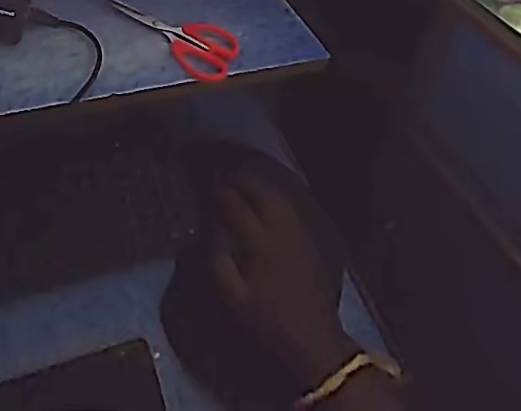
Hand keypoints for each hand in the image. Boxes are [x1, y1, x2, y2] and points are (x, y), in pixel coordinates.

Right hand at [210, 170, 353, 386]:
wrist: (316, 347)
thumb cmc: (269, 324)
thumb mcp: (233, 299)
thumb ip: (217, 260)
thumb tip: (211, 230)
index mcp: (260, 243)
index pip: (234, 204)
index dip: (217, 191)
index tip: (204, 185)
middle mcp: (281, 230)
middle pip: (260, 190)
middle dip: (239, 177)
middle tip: (221, 173)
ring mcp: (299, 234)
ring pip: (277, 195)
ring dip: (257, 182)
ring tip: (240, 178)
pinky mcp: (309, 241)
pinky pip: (288, 206)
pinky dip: (272, 194)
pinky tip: (263, 197)